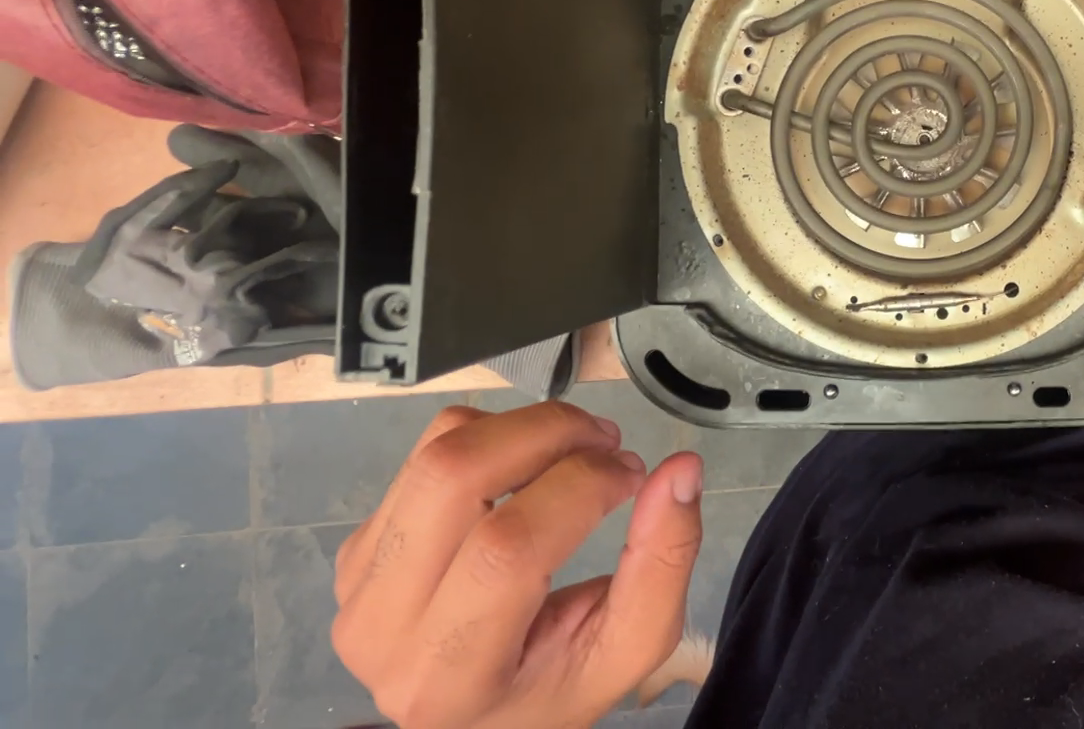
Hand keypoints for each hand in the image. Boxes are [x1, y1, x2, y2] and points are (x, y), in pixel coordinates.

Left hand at [331, 401, 704, 728]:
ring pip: (440, 451)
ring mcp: (359, 581)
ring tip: (578, 445)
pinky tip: (531, 468)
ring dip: (528, 424)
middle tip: (608, 441)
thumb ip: (665, 560)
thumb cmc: (561, 681)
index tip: (637, 474)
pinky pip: (428, 450)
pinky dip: (497, 433)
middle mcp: (382, 627)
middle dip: (552, 432)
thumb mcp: (633, 643)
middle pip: (455, 476)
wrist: (477, 718)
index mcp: (450, 674)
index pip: (509, 547)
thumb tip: (683, 466)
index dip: (586, 486)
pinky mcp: (360, 543)